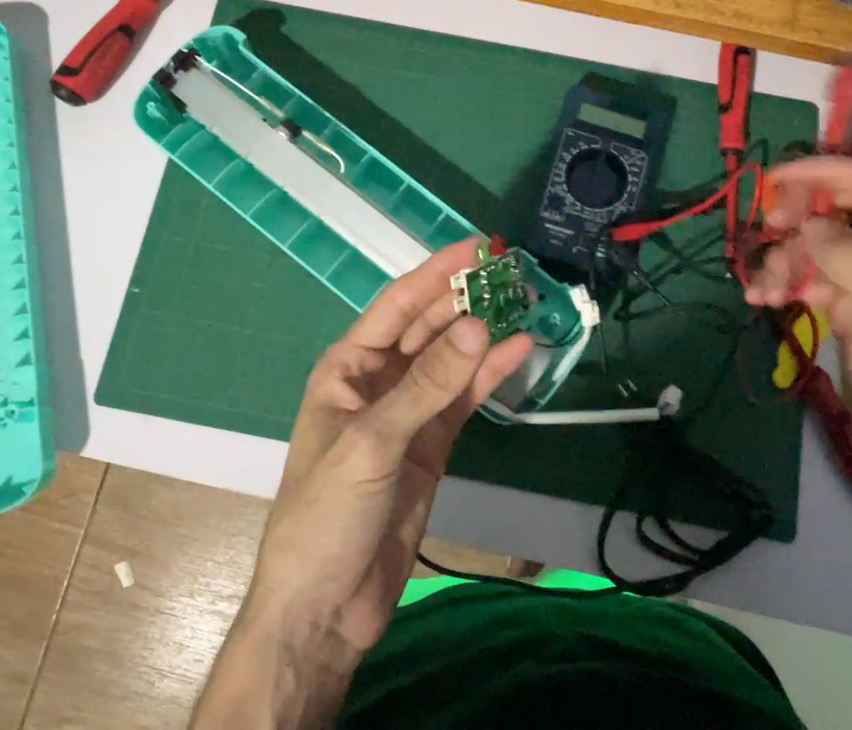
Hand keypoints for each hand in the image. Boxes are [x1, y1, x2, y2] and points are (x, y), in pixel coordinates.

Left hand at [244, 239, 532, 665]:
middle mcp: (377, 383)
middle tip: (514, 275)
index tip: (478, 247)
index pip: (396, 307)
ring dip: (484, 337)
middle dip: (466, 301)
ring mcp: (407, 416)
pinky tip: (520, 355)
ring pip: (450, 363)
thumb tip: (478, 327)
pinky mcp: (431, 448)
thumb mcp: (373, 442)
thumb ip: (427, 386)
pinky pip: (462, 402)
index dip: (435, 274)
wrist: (324, 604)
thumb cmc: (327, 514)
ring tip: (527, 306)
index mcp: (346, 369)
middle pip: (427, 329)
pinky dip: (488, 379)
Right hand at [747, 157, 851, 478]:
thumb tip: (807, 222)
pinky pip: (824, 277)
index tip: (774, 180)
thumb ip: (849, 261)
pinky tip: (767, 300)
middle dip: (802, 216)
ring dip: (790, 257)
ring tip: (760, 290)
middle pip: (851, 210)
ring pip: (829, 244)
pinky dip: (794, 282)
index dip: (829, 172)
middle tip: (764, 232)